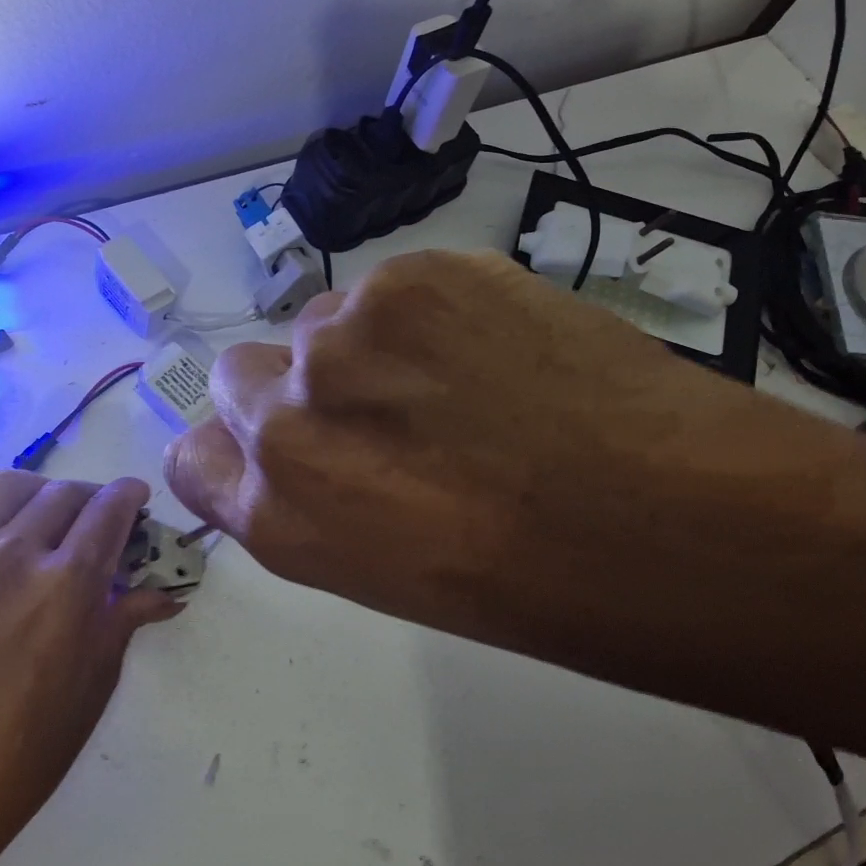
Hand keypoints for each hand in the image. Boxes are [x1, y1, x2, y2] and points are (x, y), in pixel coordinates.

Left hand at [0, 465, 184, 865]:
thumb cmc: (31, 742)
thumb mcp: (96, 680)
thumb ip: (127, 619)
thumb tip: (169, 592)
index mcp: (67, 584)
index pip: (108, 511)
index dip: (129, 496)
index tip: (136, 499)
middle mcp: (13, 555)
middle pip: (62, 494)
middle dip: (91, 496)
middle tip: (97, 518)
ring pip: (3, 487)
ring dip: (36, 487)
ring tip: (46, 507)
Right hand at [162, 248, 834, 648]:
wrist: (673, 521)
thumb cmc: (531, 588)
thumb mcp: (384, 572)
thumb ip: (315, 505)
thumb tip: (303, 450)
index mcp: (274, 516)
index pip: (192, 456)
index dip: (232, 448)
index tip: (278, 445)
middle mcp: (284, 420)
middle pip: (240, 374)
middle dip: (294, 391)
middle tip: (377, 408)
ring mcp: (345, 339)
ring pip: (320, 324)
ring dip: (365, 349)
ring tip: (459, 382)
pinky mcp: (414, 277)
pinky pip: (386, 289)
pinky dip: (424, 314)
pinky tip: (493, 348)